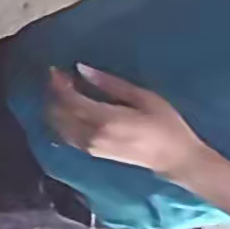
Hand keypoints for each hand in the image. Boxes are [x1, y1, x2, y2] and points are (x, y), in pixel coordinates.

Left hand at [45, 65, 225, 184]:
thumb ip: (110, 84)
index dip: (58, 83)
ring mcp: (88, 146)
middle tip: (59, 78)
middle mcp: (90, 135)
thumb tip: (81, 68)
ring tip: (64, 91)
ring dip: (53, 105)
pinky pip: (63, 134)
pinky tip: (66, 109)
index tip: (55, 70)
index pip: (68, 100)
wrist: (176, 160)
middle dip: (53, 93)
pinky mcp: (90, 152)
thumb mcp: (144, 98)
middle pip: (57, 111)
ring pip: (57, 124)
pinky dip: (58, 119)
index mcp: (105, 120)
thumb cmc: (166, 125)